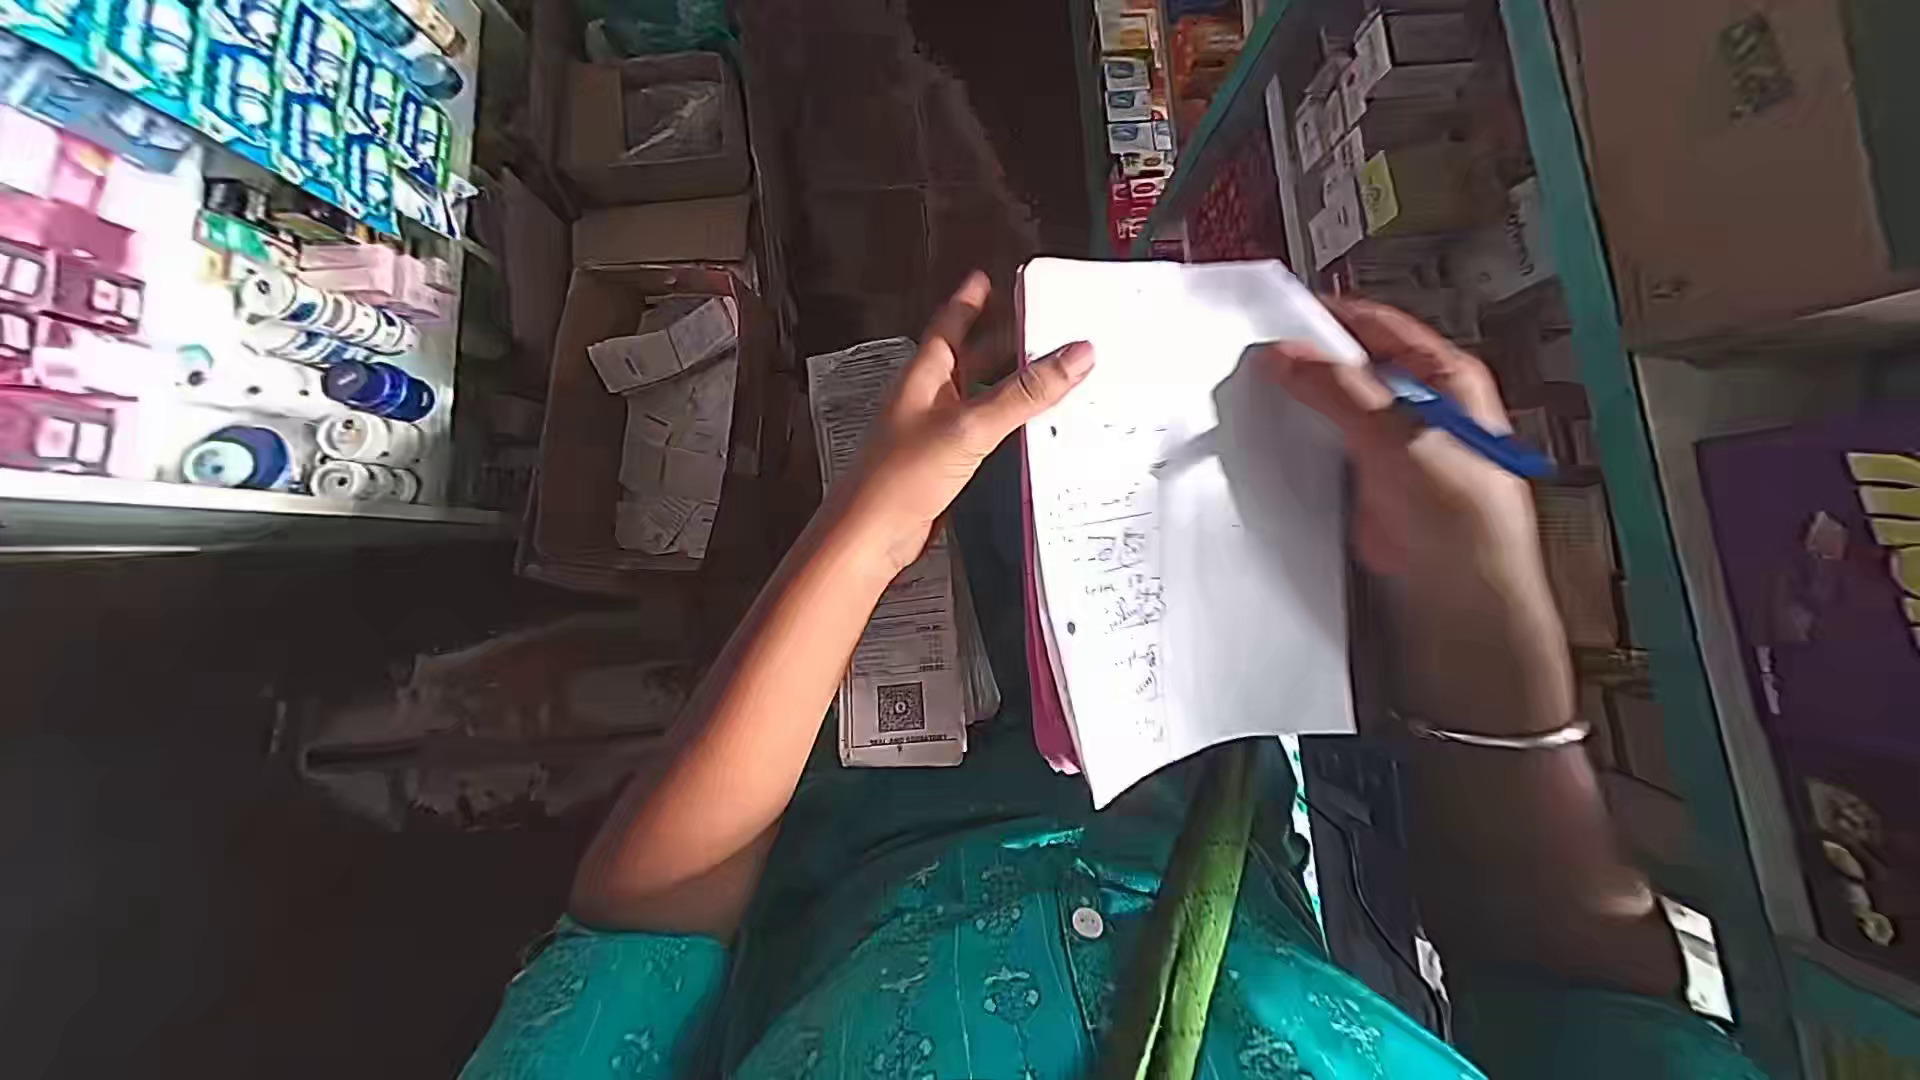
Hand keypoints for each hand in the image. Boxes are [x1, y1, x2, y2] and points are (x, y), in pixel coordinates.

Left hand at [837, 272, 1093, 571]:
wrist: (874, 533)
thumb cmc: (895, 478)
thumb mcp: (968, 426)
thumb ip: (1021, 394)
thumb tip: (1069, 358)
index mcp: (924, 375)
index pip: (949, 323)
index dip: (969, 299)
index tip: (986, 280)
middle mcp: (928, 398)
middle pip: (969, 356)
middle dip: (1000, 339)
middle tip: (1033, 325)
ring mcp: (936, 430)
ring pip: (977, 394)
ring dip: (1006, 382)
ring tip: (1039, 370)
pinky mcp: (945, 461)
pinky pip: (981, 429)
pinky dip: (1003, 421)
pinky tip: (1020, 424)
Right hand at [1259, 298, 1572, 733]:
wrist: (1449, 583)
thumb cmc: (1458, 513)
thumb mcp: (1398, 437)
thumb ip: (1341, 393)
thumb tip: (1287, 359)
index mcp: (1436, 378)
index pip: (1372, 328)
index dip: (1325, 319)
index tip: (1275, 318)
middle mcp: (1404, 404)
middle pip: (1340, 366)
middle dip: (1297, 364)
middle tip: (1251, 363)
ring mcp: (1373, 440)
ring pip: (1320, 406)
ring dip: (1289, 403)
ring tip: (1249, 397)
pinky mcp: (1348, 473)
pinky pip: (1309, 444)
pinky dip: (1286, 438)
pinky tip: (1262, 437)